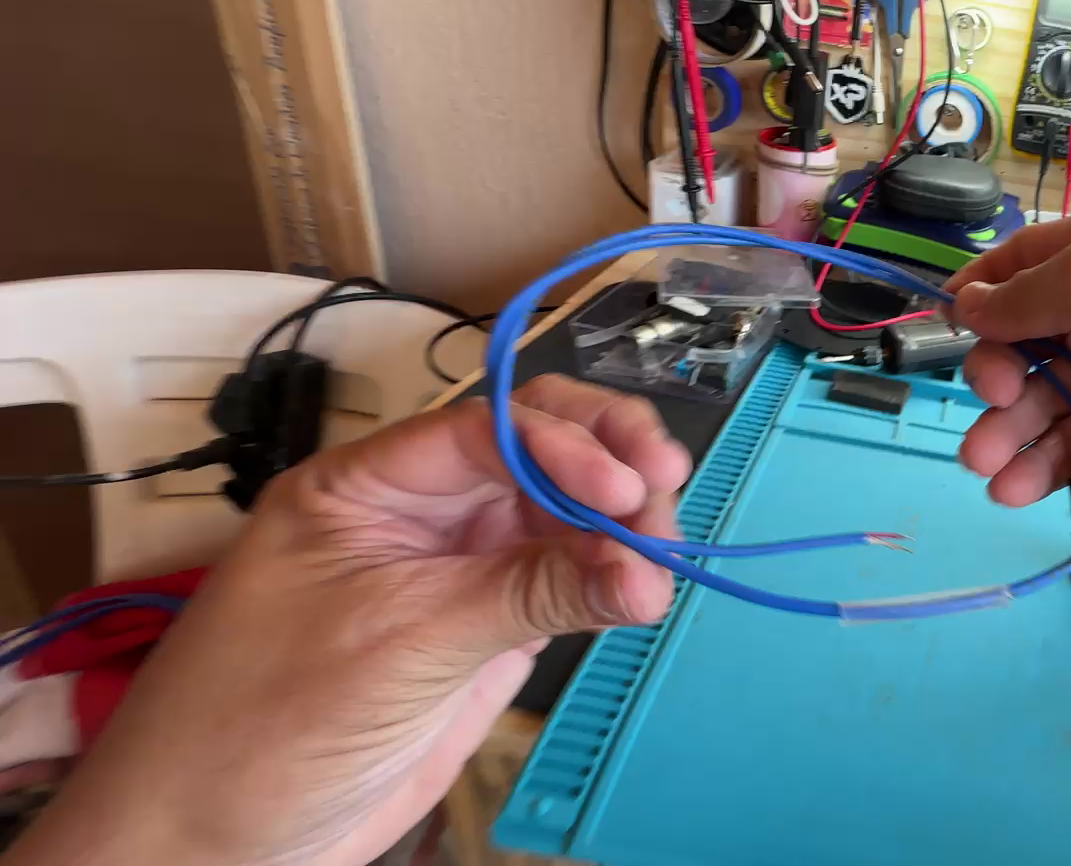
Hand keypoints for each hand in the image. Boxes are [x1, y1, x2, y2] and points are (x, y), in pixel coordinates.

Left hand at [7, 376, 690, 865]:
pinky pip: (579, 565)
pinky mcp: (508, 604)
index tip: (626, 490)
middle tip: (668, 479)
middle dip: (614, 451)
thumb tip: (651, 579)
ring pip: (576, 502)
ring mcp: (477, 553)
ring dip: (628, 517)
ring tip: (662, 553)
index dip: (568, 446)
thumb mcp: (404, 643)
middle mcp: (436, 502)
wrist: (219, 857)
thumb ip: (534, 594)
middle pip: (546, 441)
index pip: (493, 429)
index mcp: (377, 483)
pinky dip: (619, 570)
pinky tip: (645, 586)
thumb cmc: (265, 730)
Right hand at [948, 199, 1070, 505]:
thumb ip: (1022, 298)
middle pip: (1019, 341)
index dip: (977, 296)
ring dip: (1006, 433)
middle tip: (996, 397)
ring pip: (1038, 402)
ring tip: (985, 466)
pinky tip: (1014, 487)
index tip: (944, 327)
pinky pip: (1070, 443)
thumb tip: (965, 303)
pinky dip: (1040, 466)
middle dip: (995, 374)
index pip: (1016, 266)